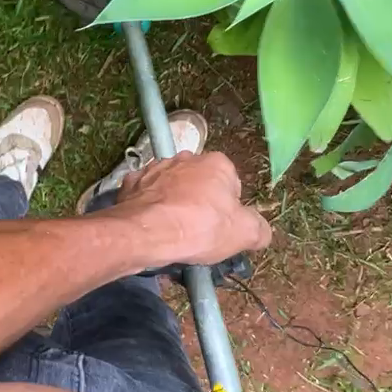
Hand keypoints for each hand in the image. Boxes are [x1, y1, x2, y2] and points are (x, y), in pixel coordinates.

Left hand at [107, 151, 272, 267]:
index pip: (231, 185)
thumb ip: (259, 229)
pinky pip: (145, 196)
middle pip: (199, 184)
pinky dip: (148, 209)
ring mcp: (154, 168)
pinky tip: (151, 226)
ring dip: (173, 205)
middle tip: (198, 233)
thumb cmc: (201, 227)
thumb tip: (260, 231)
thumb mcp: (245, 234)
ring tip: (173, 233)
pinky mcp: (130, 183)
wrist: (146, 232)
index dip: (229, 209)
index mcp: (216, 163)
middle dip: (200, 205)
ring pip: (171, 189)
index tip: (221, 228)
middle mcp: (185, 158)